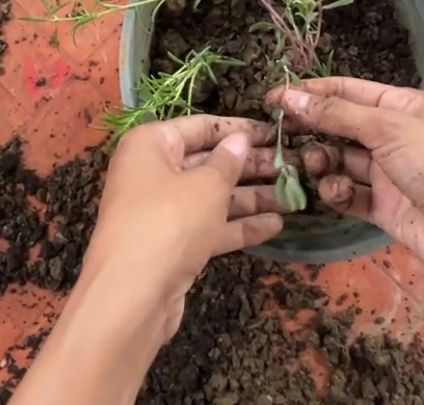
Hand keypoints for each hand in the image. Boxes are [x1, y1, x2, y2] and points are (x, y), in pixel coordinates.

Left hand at [81, 114, 289, 335]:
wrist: (131, 298)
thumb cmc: (168, 221)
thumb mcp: (206, 185)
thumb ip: (227, 161)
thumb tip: (239, 140)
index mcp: (151, 144)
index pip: (200, 127)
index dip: (237, 129)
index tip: (272, 131)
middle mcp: (153, 172)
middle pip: (207, 162)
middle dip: (249, 165)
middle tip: (290, 165)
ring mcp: (162, 211)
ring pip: (212, 196)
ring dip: (251, 197)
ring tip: (292, 196)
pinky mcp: (172, 245)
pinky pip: (209, 226)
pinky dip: (238, 226)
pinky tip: (275, 225)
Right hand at [271, 77, 423, 294]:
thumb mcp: (389, 128)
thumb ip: (337, 114)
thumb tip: (289, 96)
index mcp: (402, 105)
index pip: (347, 91)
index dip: (310, 92)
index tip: (272, 97)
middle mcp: (395, 135)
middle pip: (341, 126)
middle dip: (312, 129)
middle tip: (278, 135)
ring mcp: (390, 174)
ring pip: (342, 160)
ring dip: (322, 161)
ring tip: (310, 165)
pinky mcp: (386, 209)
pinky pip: (351, 194)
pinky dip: (336, 192)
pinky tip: (331, 192)